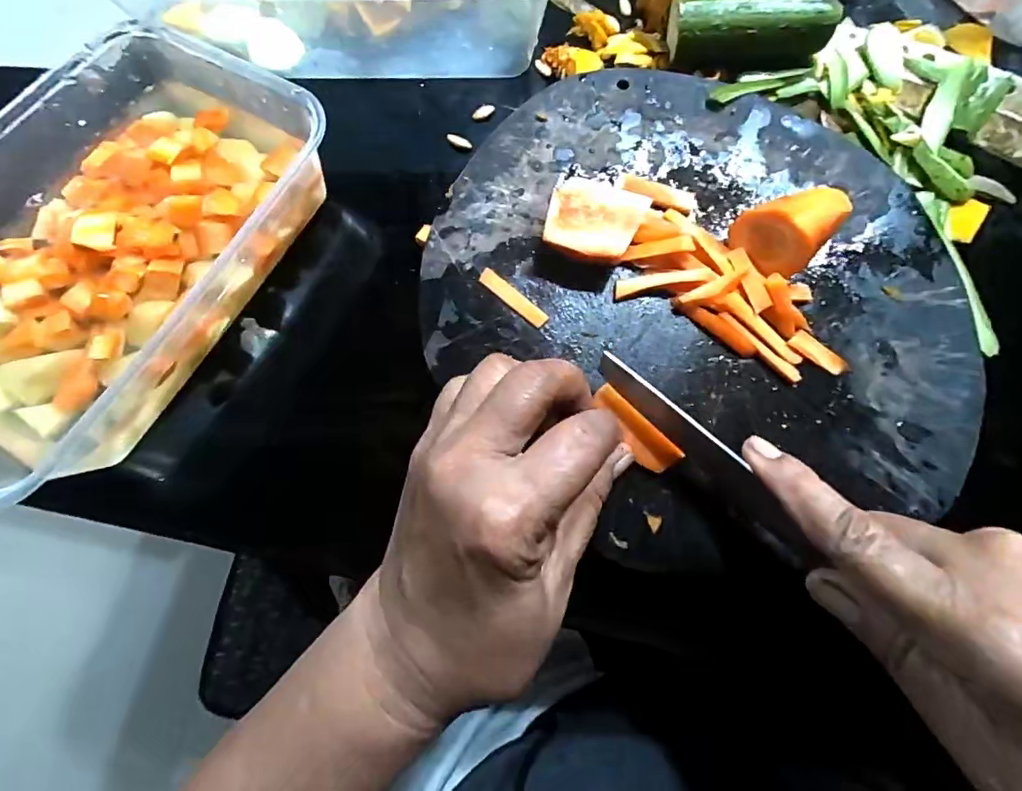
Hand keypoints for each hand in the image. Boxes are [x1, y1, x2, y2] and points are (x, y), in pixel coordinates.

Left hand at [350, 355, 629, 730]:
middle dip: (574, 386)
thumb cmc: (488, 641)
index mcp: (508, 512)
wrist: (400, 653)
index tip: (612, 452)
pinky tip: (509, 427)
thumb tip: (621, 449)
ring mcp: (437, 448)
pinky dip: (496, 391)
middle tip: (582, 419)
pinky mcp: (422, 445)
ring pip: (496, 369)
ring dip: (531, 383)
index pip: (583, 435)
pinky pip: (464, 386)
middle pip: (534, 379)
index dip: (611, 436)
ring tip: (545, 421)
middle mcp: (467, 463)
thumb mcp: (557, 587)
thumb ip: (589, 504)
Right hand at [743, 436, 1021, 790]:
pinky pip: (960, 557)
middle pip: (888, 541)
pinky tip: (964, 638)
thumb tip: (826, 588)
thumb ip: (903, 662)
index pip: (866, 546)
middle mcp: (1000, 562)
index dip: (802, 496)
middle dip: (850, 560)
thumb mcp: (1002, 764)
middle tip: (843, 618)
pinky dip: (933, 583)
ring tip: (923, 654)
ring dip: (895, 580)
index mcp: (988, 628)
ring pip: (922, 549)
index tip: (754, 449)